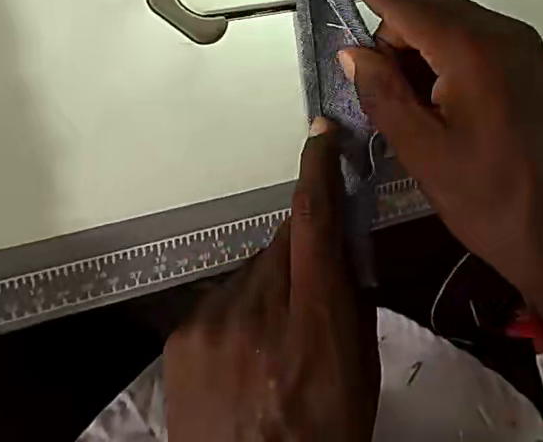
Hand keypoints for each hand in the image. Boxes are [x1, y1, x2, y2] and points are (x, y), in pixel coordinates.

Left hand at [163, 120, 378, 441]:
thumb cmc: (325, 428)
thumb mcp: (360, 364)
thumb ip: (351, 292)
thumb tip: (341, 234)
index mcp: (312, 316)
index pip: (312, 219)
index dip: (318, 168)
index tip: (321, 130)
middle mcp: (257, 306)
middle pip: (284, 240)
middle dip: (302, 249)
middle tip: (310, 289)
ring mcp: (212, 319)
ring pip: (254, 268)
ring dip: (270, 284)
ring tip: (273, 335)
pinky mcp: (183, 333)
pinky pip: (222, 296)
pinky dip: (239, 309)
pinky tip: (242, 351)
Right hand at [335, 0, 542, 364]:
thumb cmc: (497, 200)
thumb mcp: (423, 150)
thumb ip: (383, 92)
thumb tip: (355, 54)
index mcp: (471, 49)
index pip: (407, 3)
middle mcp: (501, 34)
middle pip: (429, 7)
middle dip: (394, 34)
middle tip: (378, 86)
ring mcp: (520, 46)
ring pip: (451, 21)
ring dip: (419, 46)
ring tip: (414, 107)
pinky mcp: (529, 63)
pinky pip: (473, 37)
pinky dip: (446, 54)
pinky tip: (440, 100)